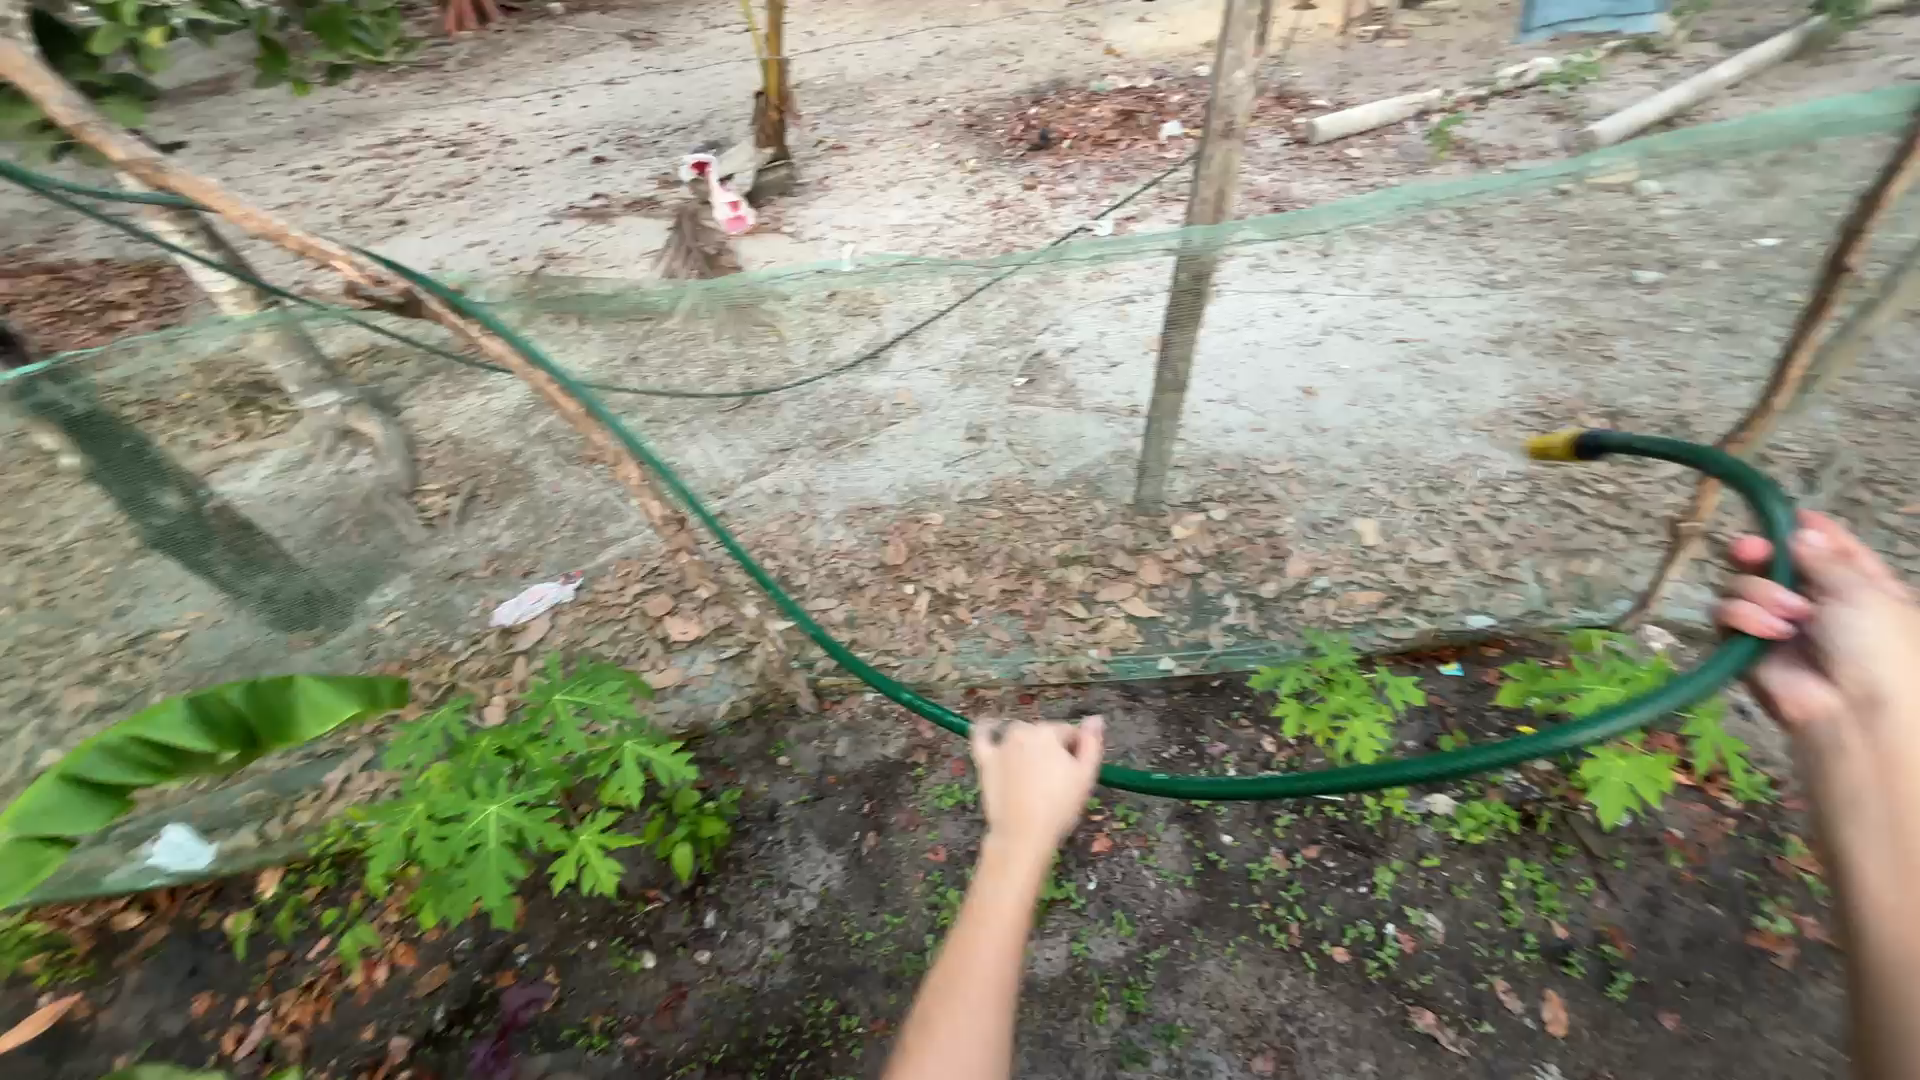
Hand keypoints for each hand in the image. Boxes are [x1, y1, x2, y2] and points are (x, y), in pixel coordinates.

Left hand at [969, 717, 1105, 862]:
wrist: (1024, 832)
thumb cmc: (1059, 806)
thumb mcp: (1086, 775)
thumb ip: (1092, 743)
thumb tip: (1096, 718)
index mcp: (1048, 732)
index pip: (1069, 733)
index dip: (1077, 751)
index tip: (1078, 772)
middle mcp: (1022, 732)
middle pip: (1044, 734)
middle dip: (1053, 749)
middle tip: (1057, 780)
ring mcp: (1001, 746)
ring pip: (1018, 736)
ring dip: (1028, 745)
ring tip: (1035, 773)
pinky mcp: (985, 760)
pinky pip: (981, 737)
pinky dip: (985, 729)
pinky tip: (987, 725)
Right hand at [1715, 510, 1918, 738]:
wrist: (1852, 707)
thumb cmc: (1879, 647)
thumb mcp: (1866, 594)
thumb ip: (1827, 558)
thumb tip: (1799, 530)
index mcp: (1857, 586)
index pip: (1828, 548)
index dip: (1808, 529)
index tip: (1787, 514)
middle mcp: (1813, 600)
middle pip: (1772, 562)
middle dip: (1760, 554)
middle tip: (1750, 551)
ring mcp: (1776, 620)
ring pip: (1743, 585)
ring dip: (1761, 596)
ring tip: (1788, 618)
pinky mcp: (1744, 640)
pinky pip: (1726, 613)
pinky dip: (1744, 619)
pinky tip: (1768, 633)